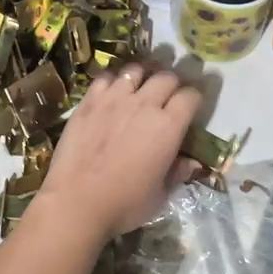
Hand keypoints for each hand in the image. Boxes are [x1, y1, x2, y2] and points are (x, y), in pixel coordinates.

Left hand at [33, 64, 199, 238]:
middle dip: (173, 83)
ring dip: (144, 75)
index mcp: (168, 126)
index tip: (192, 106)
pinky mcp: (91, 99)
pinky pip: (107, 76)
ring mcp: (115, 97)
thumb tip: (192, 162)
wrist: (77, 200)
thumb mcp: (160, 195)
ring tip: (142, 84)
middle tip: (170, 94)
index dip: (195, 98)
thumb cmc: (124, 204)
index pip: (190, 96)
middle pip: (166, 77)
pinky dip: (114, 79)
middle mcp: (145, 103)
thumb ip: (178, 173)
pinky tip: (113, 90)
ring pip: (136, 70)